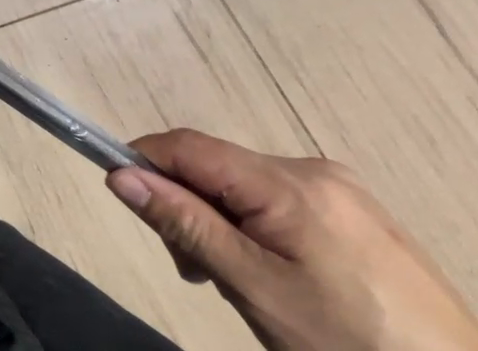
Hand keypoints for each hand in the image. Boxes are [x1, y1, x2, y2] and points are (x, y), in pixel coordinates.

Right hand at [108, 128, 477, 350]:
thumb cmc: (347, 340)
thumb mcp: (253, 285)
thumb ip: (184, 224)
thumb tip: (119, 175)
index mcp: (289, 183)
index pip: (187, 145)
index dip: (142, 161)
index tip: (124, 201)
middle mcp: (314, 172)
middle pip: (213, 167)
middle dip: (185, 207)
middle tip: (191, 268)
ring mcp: (343, 193)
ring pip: (243, 187)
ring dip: (217, 222)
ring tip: (234, 280)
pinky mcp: (359, 217)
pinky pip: (278, 203)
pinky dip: (253, 229)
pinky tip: (271, 275)